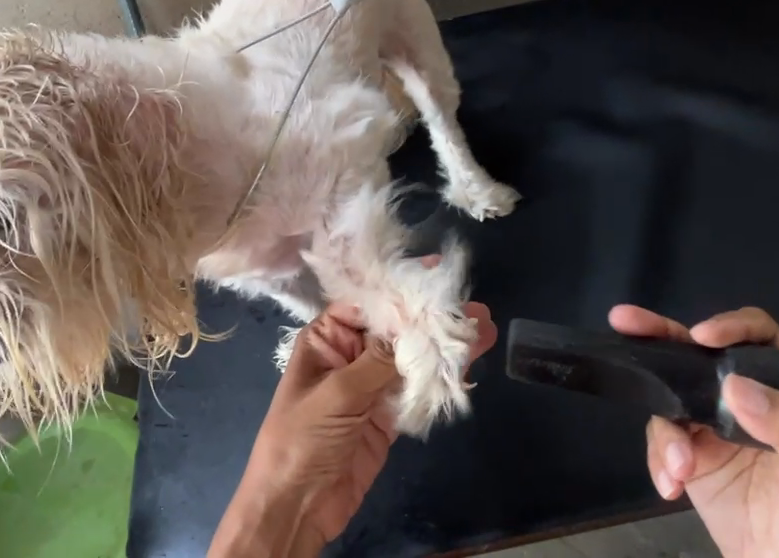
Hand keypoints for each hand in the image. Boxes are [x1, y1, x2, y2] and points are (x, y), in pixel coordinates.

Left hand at [210, 299, 497, 557]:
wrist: (295, 506)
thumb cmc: (300, 438)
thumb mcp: (336, 393)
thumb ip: (377, 362)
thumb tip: (413, 331)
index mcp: (327, 339)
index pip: (367, 302)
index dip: (400, 287)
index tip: (435, 272)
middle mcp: (350, 355)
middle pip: (395, 329)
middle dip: (431, 317)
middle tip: (473, 309)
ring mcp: (370, 387)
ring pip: (412, 358)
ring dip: (444, 347)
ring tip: (482, 331)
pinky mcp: (386, 417)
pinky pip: (417, 390)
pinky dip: (441, 379)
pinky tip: (467, 367)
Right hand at [611, 305, 778, 557]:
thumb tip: (734, 384)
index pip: (760, 340)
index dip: (732, 327)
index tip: (704, 338)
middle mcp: (746, 405)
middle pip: (698, 355)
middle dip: (659, 335)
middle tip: (623, 321)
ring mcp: (713, 432)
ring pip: (670, 399)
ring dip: (665, 430)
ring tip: (677, 468)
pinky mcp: (690, 461)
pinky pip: (659, 441)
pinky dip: (657, 459)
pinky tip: (670, 486)